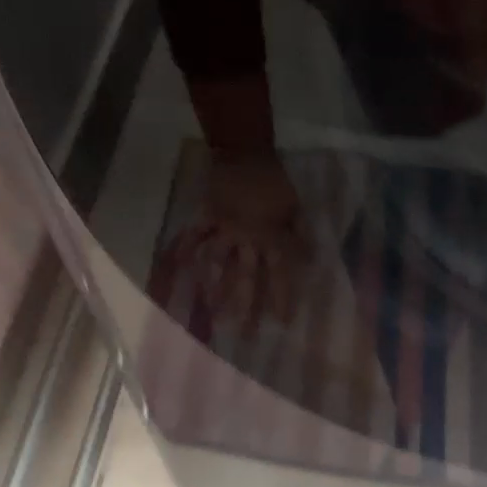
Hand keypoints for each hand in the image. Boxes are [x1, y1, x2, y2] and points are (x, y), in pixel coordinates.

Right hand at [169, 152, 309, 323]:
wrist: (245, 150)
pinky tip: (176, 267)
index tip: (281, 323)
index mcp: (272, 237)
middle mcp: (247, 239)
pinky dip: (185, 249)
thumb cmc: (276, 181)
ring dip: (215, 288)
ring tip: (211, 313)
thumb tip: (311, 262)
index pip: (279, 274)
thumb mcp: (296, 208)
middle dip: (246, 307)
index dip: (281, 298)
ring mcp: (225, 229)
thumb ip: (300, 235)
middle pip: (247, 278)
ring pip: (220, 263)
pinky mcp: (207, 216)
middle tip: (244, 335)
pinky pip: (195, 236)